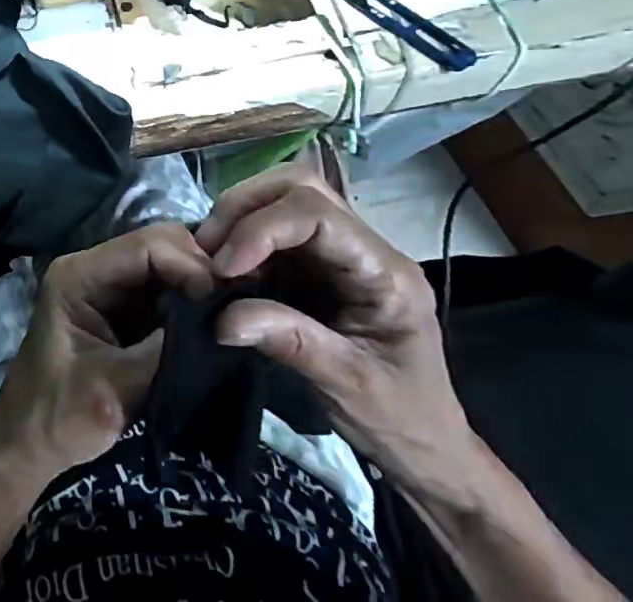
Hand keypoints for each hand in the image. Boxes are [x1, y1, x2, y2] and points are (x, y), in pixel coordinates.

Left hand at [0, 224, 214, 480]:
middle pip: (160, 246)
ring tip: (236, 315)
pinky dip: (195, 304)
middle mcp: (94, 269)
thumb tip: (222, 327)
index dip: (191, 266)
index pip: (145, 246)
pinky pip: (169, 291)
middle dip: (201, 271)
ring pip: (169, 265)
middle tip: (238, 308)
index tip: (227, 304)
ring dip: (202, 287)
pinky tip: (219, 324)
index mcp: (78, 275)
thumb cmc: (59, 414)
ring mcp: (111, 287)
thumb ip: (162, 354)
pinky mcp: (126, 309)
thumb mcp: (111, 389)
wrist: (31, 439)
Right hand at [194, 165, 481, 493]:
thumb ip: (292, 342)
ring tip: (210, 259)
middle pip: (297, 186)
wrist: (425, 445)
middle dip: (244, 207)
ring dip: (236, 218)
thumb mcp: (350, 387)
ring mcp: (335, 251)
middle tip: (208, 250)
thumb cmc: (401, 418)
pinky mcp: (311, 263)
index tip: (221, 268)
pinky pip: (268, 230)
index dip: (260, 228)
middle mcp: (361, 246)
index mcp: (384, 270)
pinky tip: (222, 271)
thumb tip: (224, 318)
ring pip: (279, 198)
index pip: (316, 213)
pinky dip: (237, 240)